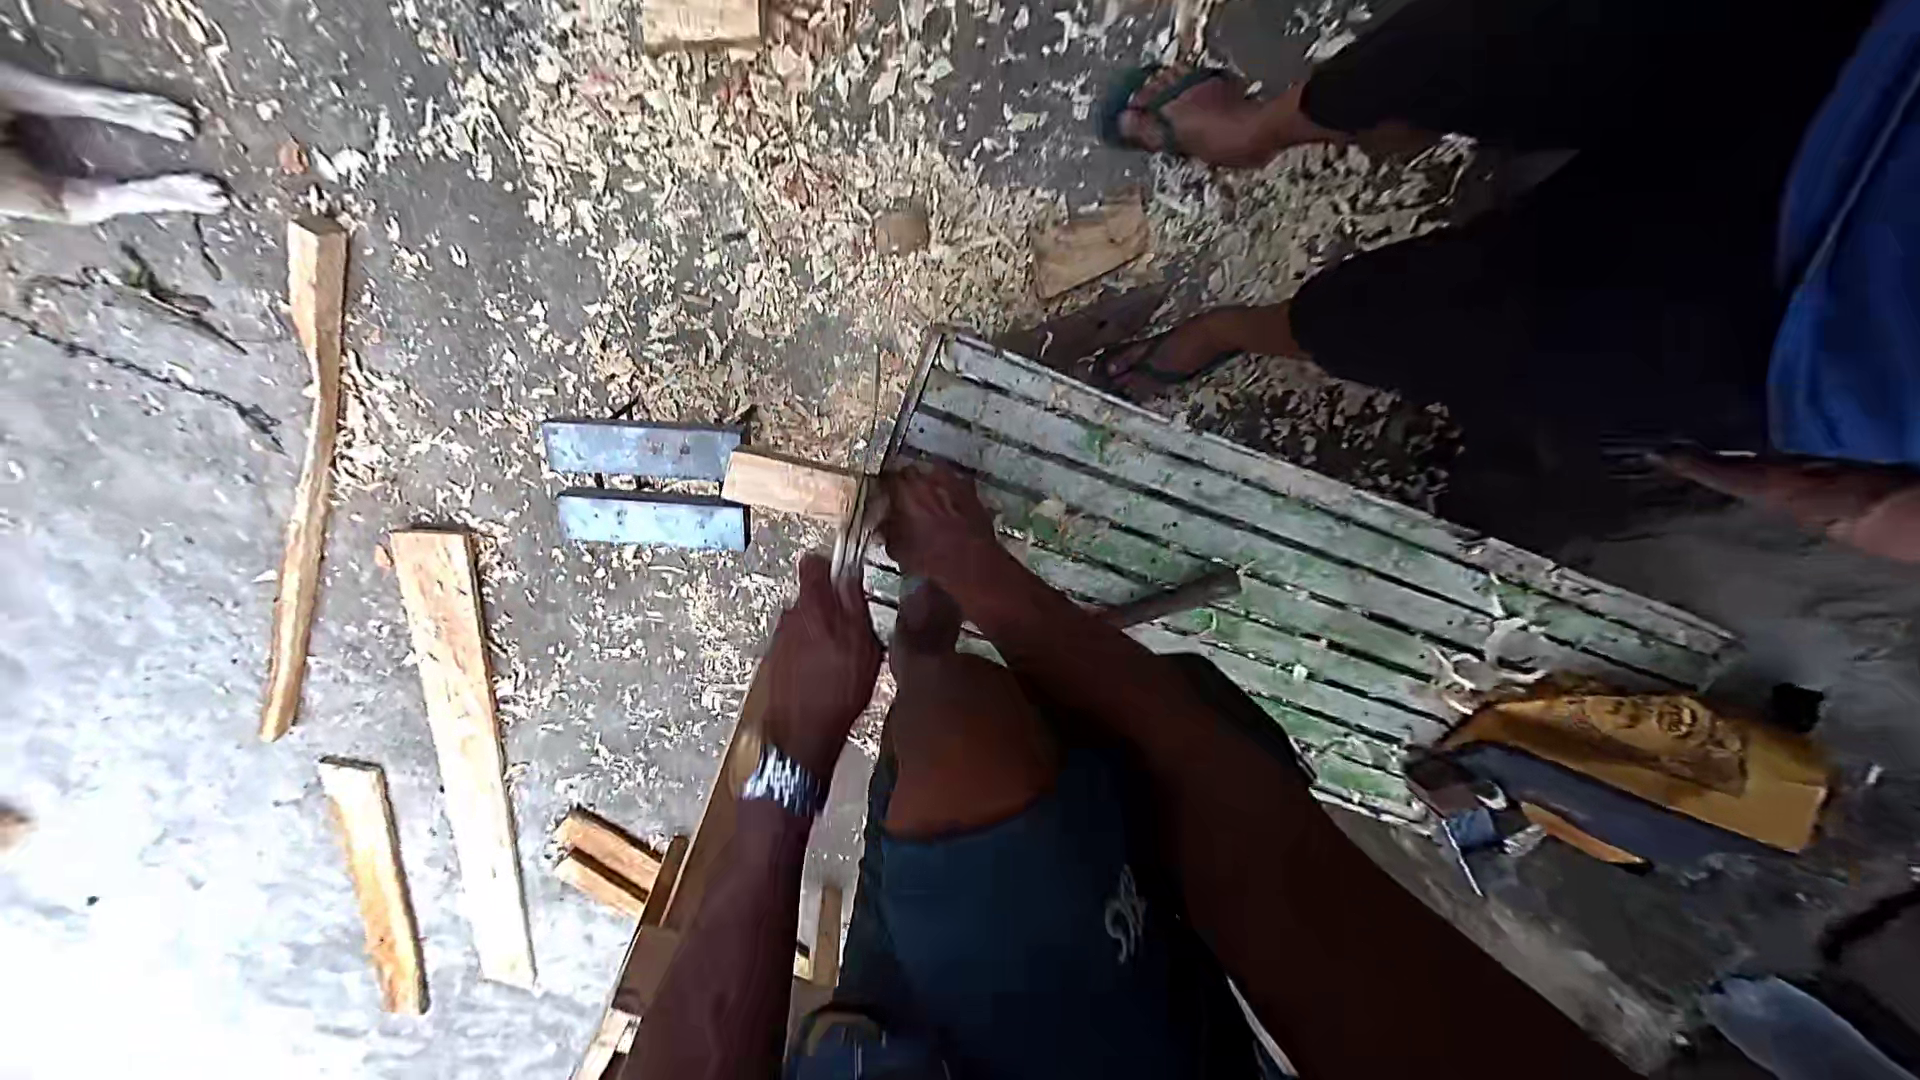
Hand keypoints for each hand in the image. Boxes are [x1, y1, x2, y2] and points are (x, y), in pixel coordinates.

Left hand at [760, 552, 881, 776]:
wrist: (803, 735)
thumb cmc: (837, 691)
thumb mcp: (863, 644)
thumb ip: (855, 603)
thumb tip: (851, 575)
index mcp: (813, 605)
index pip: (816, 563)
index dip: (834, 565)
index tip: (848, 574)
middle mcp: (790, 616)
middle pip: (812, 594)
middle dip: (832, 604)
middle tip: (855, 624)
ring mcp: (780, 639)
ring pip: (806, 621)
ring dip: (822, 630)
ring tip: (843, 655)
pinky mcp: (775, 661)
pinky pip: (798, 644)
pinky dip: (811, 651)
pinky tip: (827, 672)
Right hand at [879, 463, 1007, 587]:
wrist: (970, 562)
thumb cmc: (932, 558)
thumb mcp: (899, 550)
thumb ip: (887, 533)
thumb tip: (884, 528)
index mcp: (905, 492)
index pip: (887, 478)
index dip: (885, 486)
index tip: (884, 494)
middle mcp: (928, 481)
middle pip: (911, 471)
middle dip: (906, 482)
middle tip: (905, 498)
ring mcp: (952, 483)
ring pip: (935, 473)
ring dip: (930, 482)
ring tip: (930, 499)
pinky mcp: (971, 491)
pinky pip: (957, 483)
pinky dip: (952, 490)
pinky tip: (951, 504)